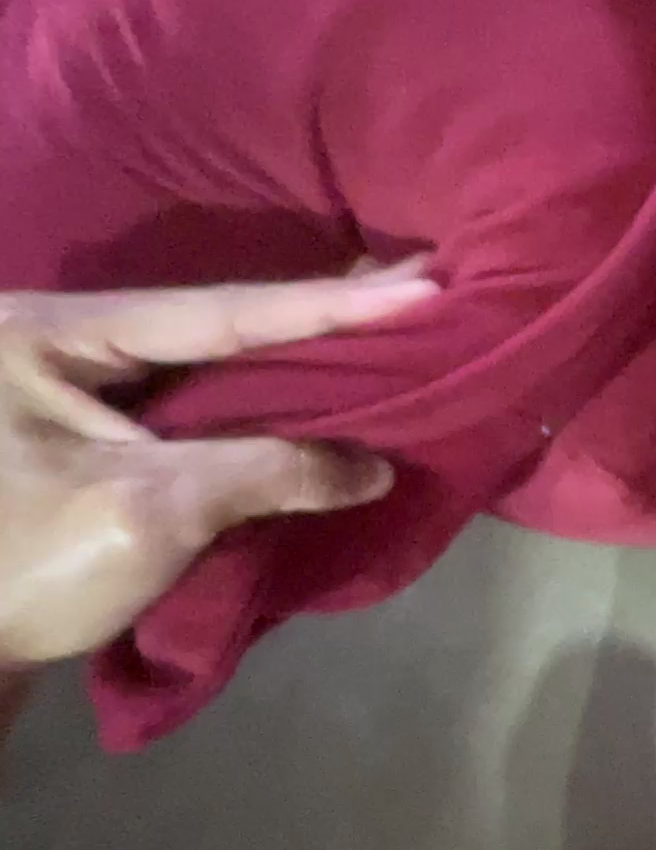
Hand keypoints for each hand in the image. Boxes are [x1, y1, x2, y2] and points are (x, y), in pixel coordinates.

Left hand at [0, 261, 437, 667]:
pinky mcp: (106, 421)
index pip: (217, 313)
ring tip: (392, 309)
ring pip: (221, 351)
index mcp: (40, 337)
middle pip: (222, 317)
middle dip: (326, 303)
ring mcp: (80, 381)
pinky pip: (213, 388)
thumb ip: (271, 472)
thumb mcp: (151, 513)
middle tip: (419, 278)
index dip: (330, 303)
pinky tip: (334, 363)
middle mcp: (60, 340)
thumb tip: (378, 470)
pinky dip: (283, 380)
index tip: (421, 284)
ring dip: (309, 337)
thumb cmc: (13, 572)